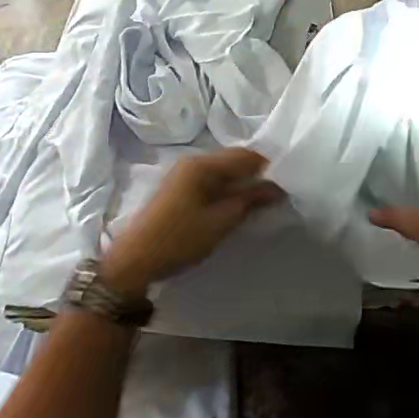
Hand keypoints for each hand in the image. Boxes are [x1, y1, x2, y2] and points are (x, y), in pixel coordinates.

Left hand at [103, 148, 283, 292]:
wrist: (134, 261)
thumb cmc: (179, 239)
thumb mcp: (221, 221)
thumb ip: (250, 200)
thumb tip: (277, 187)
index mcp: (202, 164)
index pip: (246, 156)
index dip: (268, 170)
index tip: (284, 189)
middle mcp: (192, 161)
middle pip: (234, 161)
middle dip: (254, 177)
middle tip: (273, 199)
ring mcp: (183, 175)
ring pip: (222, 172)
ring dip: (240, 186)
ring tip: (256, 206)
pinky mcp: (178, 190)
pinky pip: (210, 182)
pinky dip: (225, 191)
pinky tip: (233, 209)